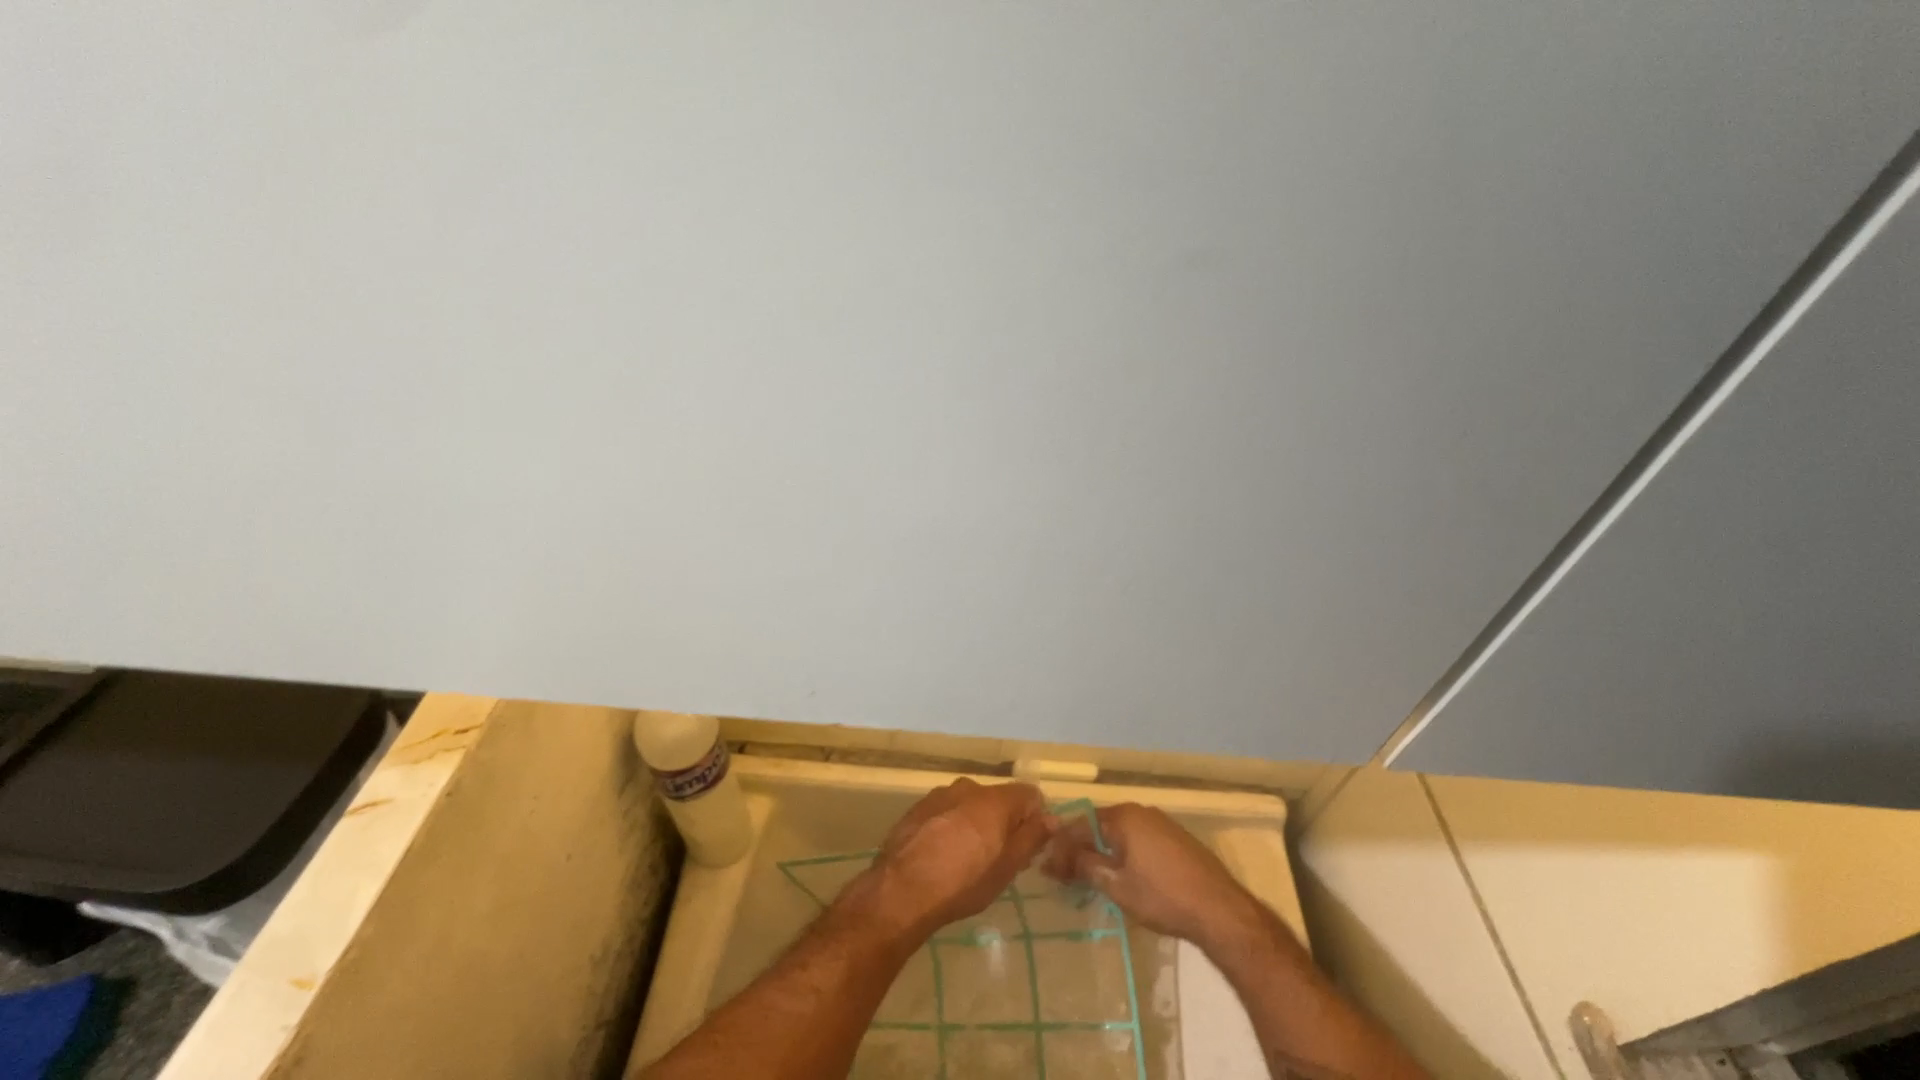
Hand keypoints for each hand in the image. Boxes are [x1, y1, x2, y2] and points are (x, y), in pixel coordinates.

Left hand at [857, 778, 1053, 934]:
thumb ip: (1032, 838)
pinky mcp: (915, 809)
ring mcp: (938, 796)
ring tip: (967, 860)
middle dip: (1004, 823)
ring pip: (969, 805)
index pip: (1030, 794)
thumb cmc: (963, 883)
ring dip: (975, 824)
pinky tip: (941, 857)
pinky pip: (945, 813)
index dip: (1035, 819)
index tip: (1029, 848)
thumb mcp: (1007, 868)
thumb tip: (1051, 818)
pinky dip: (950, 828)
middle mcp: (968, 787)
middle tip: (999, 859)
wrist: (901, 891)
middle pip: (998, 800)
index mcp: (995, 799)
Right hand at [1043, 802, 1259, 950]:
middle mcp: (1141, 811)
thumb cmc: (1163, 897)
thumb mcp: (1116, 885)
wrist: (1220, 911)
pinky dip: (1121, 854)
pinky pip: (1138, 840)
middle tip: (1063, 875)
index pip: (1079, 824)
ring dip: (1100, 852)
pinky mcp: (1176, 839)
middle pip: (1099, 825)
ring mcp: (1162, 824)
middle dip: (1079, 848)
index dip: (1061, 848)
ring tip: (1087, 876)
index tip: (1048, 871)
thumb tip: (1055, 858)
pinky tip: (1118, 874)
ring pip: (1119, 834)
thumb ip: (1084, 866)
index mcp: (1124, 817)